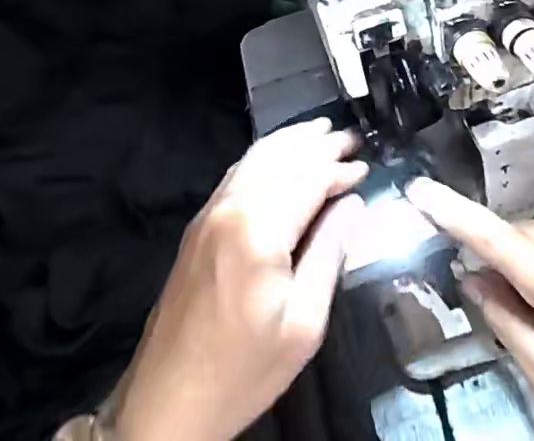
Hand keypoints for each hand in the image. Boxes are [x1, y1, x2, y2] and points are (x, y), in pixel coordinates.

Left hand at [112, 119, 367, 440]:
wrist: (168, 399)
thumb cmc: (244, 369)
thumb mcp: (303, 323)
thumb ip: (330, 253)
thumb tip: (352, 204)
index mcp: (258, 230)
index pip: (307, 177)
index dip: (337, 167)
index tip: (364, 164)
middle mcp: (230, 207)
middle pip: (280, 157)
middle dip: (317, 143)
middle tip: (349, 136)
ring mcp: (209, 212)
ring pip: (255, 158)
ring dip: (290, 142)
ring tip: (319, 133)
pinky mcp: (198, 224)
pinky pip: (237, 173)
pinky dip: (265, 156)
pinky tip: (280, 158)